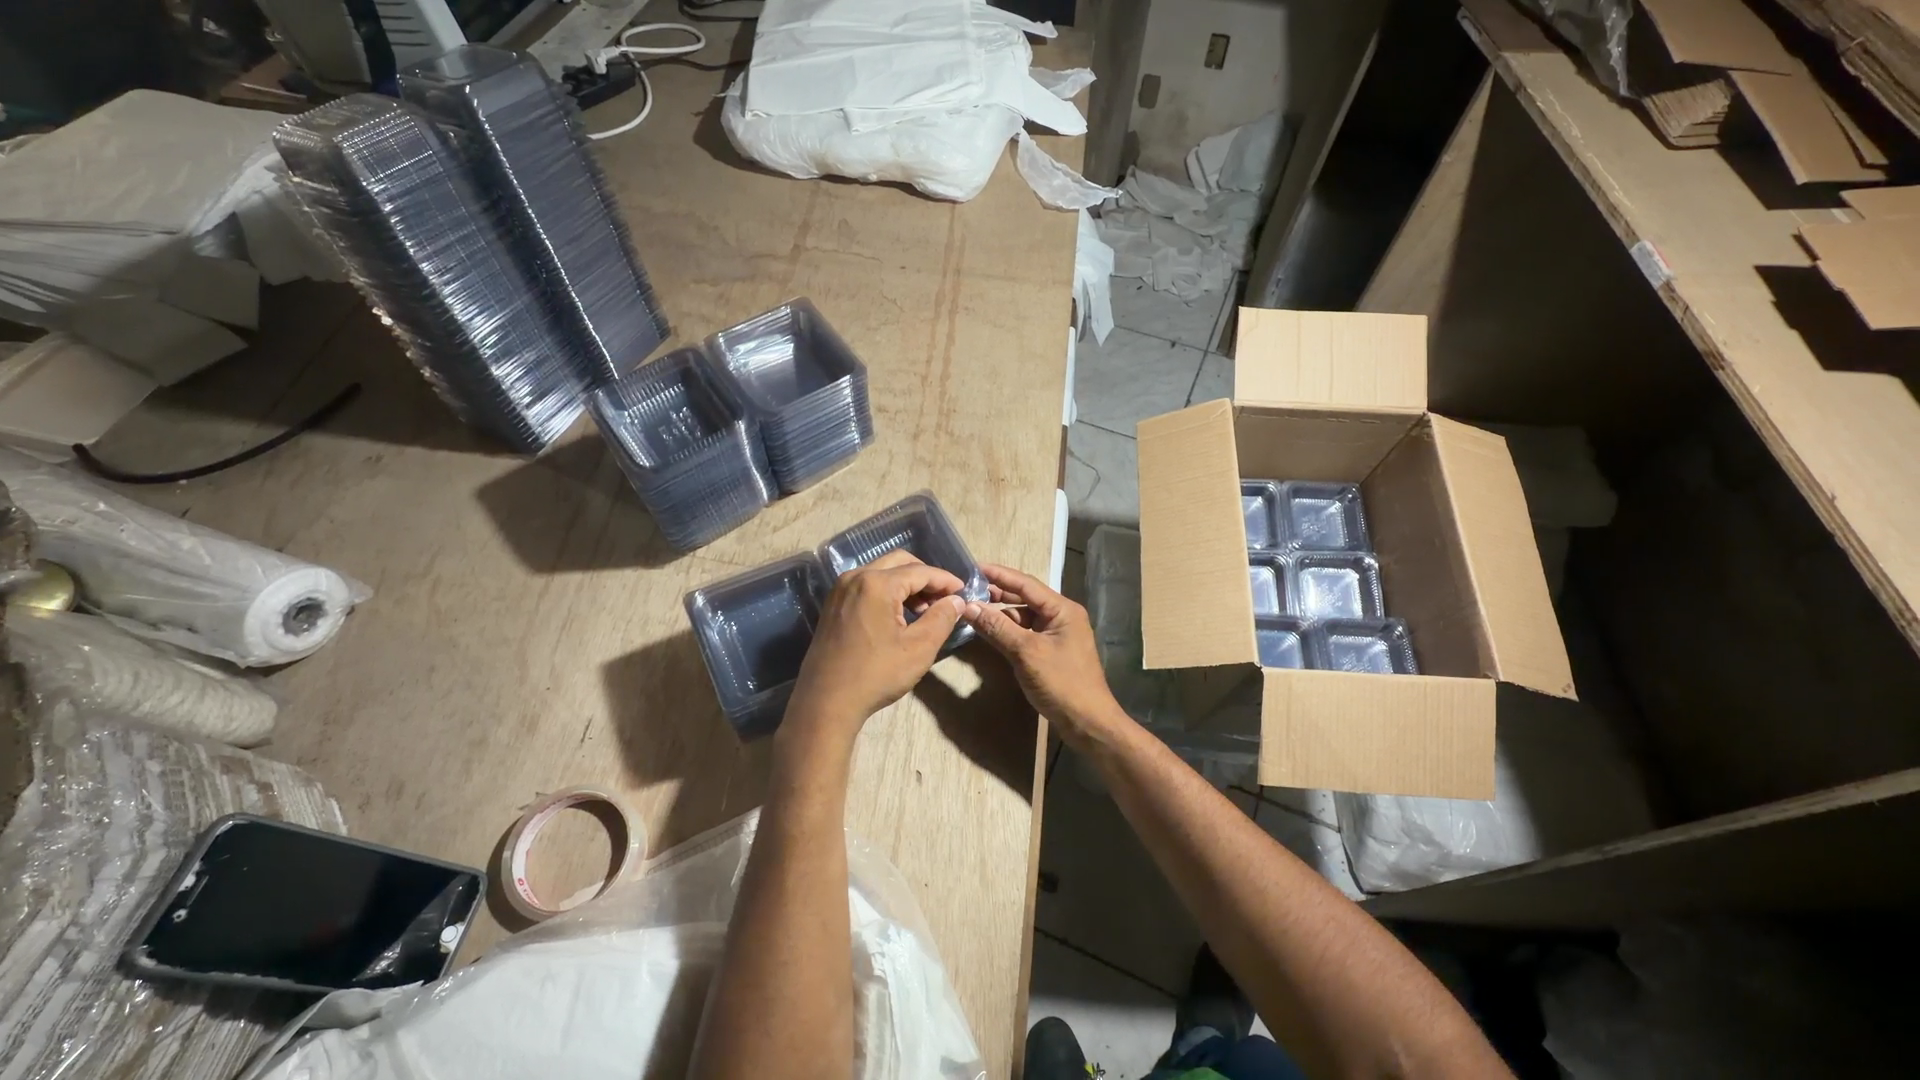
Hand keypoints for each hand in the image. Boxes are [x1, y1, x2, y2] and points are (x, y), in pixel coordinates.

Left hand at [784, 550, 966, 750]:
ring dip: (906, 584)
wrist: (826, 701)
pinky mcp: (833, 604)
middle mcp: (855, 577)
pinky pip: (867, 586)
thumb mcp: (918, 648)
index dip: (946, 580)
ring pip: (882, 572)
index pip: (921, 571)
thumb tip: (956, 600)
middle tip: (944, 599)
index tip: (964, 592)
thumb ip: (942, 618)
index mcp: (877, 584)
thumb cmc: (876, 674)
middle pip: (899, 563)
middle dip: (925, 577)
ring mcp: (840, 590)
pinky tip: (900, 616)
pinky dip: (888, 592)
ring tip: (925, 611)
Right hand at [960, 564, 1127, 745]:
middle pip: (1025, 598)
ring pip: (1023, 617)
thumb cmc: (1062, 683)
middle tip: (967, 590)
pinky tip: (989, 632)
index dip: (999, 575)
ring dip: (1001, 614)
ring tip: (973, 610)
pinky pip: (1026, 634)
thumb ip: (997, 627)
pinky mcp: (1051, 652)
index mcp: (1062, 609)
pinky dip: (1008, 632)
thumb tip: (969, 606)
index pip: (1026, 584)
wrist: (1088, 722)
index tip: (973, 567)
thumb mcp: (1026, 652)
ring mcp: (1057, 635)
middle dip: (997, 594)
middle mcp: (1061, 617)